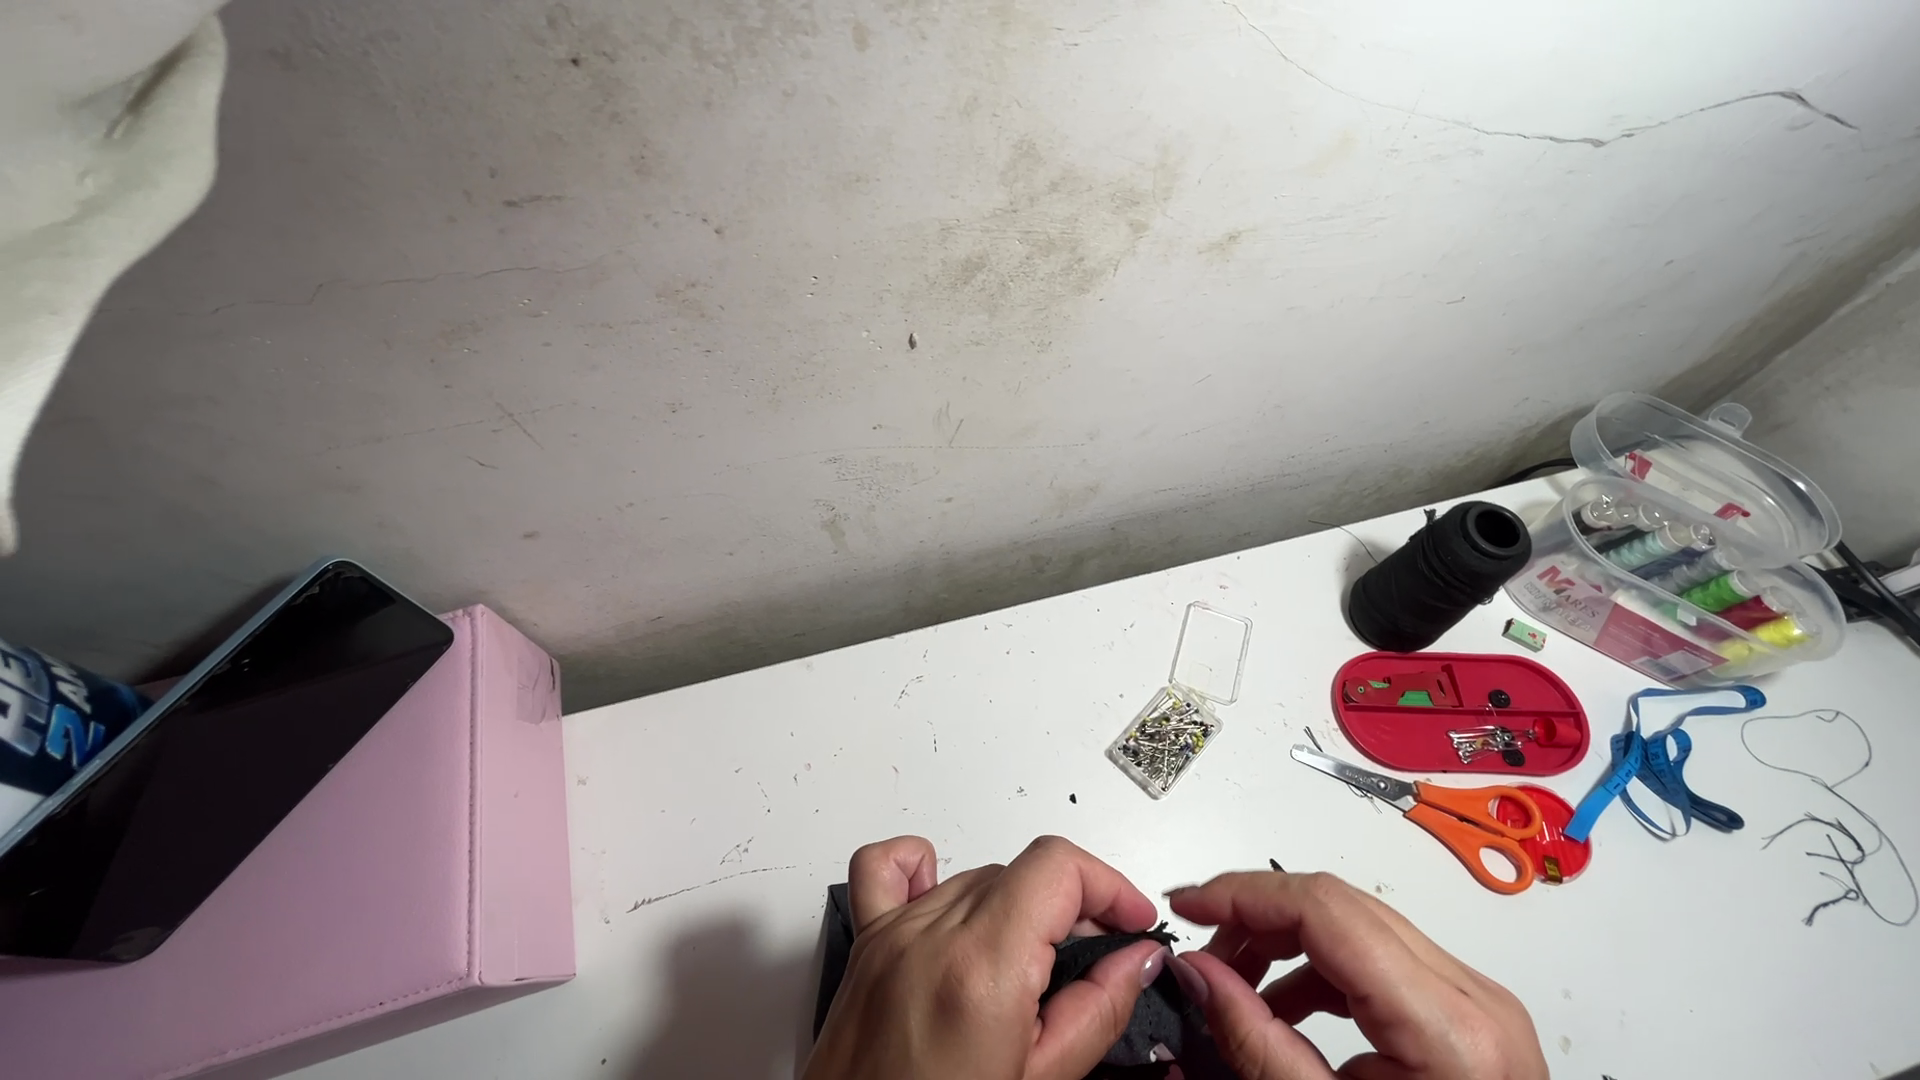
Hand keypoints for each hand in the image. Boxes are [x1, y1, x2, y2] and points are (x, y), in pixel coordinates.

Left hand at [804, 835, 1168, 1079]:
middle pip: (1023, 872)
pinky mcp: (866, 943)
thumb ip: (1098, 1011)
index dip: (1108, 885)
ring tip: (1032, 963)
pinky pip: (883, 868)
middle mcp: (932, 936)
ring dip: (1019, 904)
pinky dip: (923, 867)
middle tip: (1095, 961)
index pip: (1057, 866)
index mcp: (982, 969)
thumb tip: (1137, 957)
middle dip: (1074, 907)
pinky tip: (950, 899)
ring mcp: (892, 934)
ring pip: (976, 876)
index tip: (1131, 918)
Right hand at [1166, 871, 1546, 1079]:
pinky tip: (1280, 1004)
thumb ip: (1256, 1042)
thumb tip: (1195, 969)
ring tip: (1231, 978)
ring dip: (1281, 938)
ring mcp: (1476, 996)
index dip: (1243, 895)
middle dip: (1254, 913)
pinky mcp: (1467, 1008)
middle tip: (1199, 945)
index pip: (1324, 910)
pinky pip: (1374, 957)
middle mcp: (1472, 993)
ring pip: (1352, 922)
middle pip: (1337, 904)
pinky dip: (1315, 967)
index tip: (1185, 907)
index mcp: (1448, 1028)